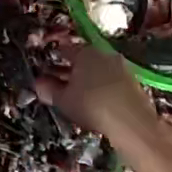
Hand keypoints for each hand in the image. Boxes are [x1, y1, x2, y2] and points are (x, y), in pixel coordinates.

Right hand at [36, 44, 171, 151]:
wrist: (131, 122)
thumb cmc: (91, 105)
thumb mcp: (63, 100)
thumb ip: (49, 90)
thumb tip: (38, 83)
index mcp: (85, 52)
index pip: (64, 50)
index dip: (53, 58)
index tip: (45, 68)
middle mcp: (104, 54)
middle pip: (82, 59)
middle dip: (69, 70)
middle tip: (58, 83)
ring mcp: (121, 66)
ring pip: (97, 69)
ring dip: (86, 78)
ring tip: (76, 94)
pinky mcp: (132, 81)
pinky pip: (110, 80)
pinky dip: (100, 86)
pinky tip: (95, 100)